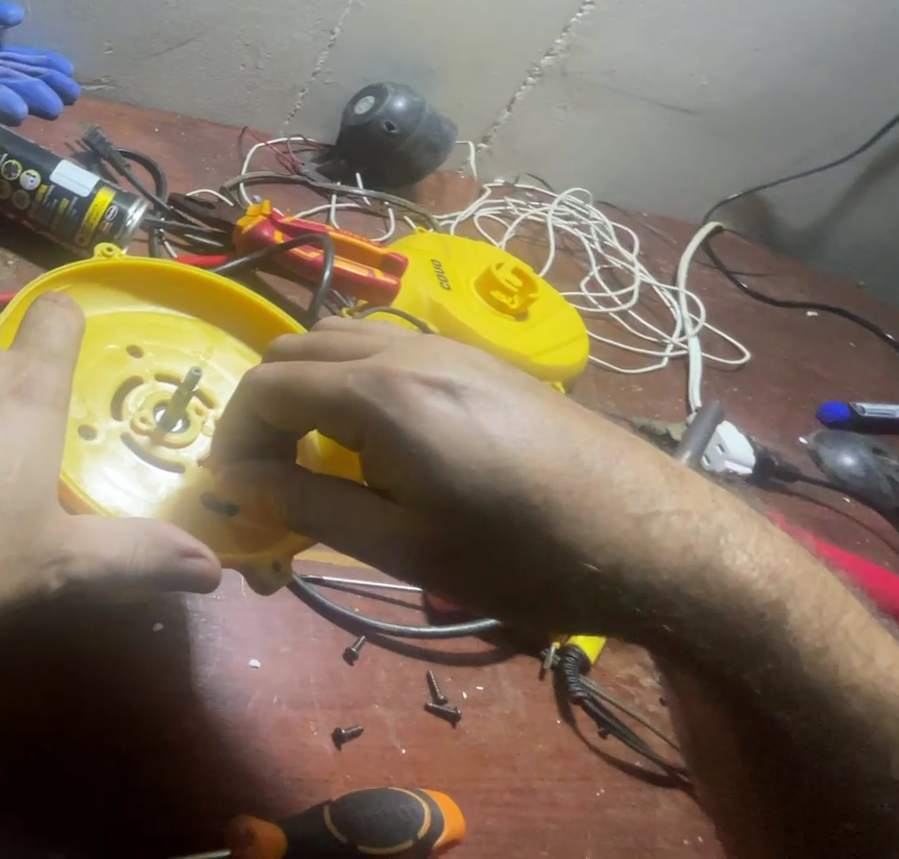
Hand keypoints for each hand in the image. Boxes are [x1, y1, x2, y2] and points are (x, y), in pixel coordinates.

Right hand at [208, 318, 748, 635]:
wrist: (667, 543)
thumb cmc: (527, 558)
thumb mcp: (403, 547)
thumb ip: (305, 503)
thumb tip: (236, 481)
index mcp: (380, 394)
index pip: (265, 388)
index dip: (232, 436)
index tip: (232, 488)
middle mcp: (403, 348)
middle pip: (290, 351)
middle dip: (259, 408)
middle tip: (265, 471)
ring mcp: (442, 344)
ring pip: (332, 339)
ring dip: (301, 386)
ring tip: (311, 450)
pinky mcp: (473, 355)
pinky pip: (377, 345)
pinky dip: (343, 377)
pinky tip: (369, 431)